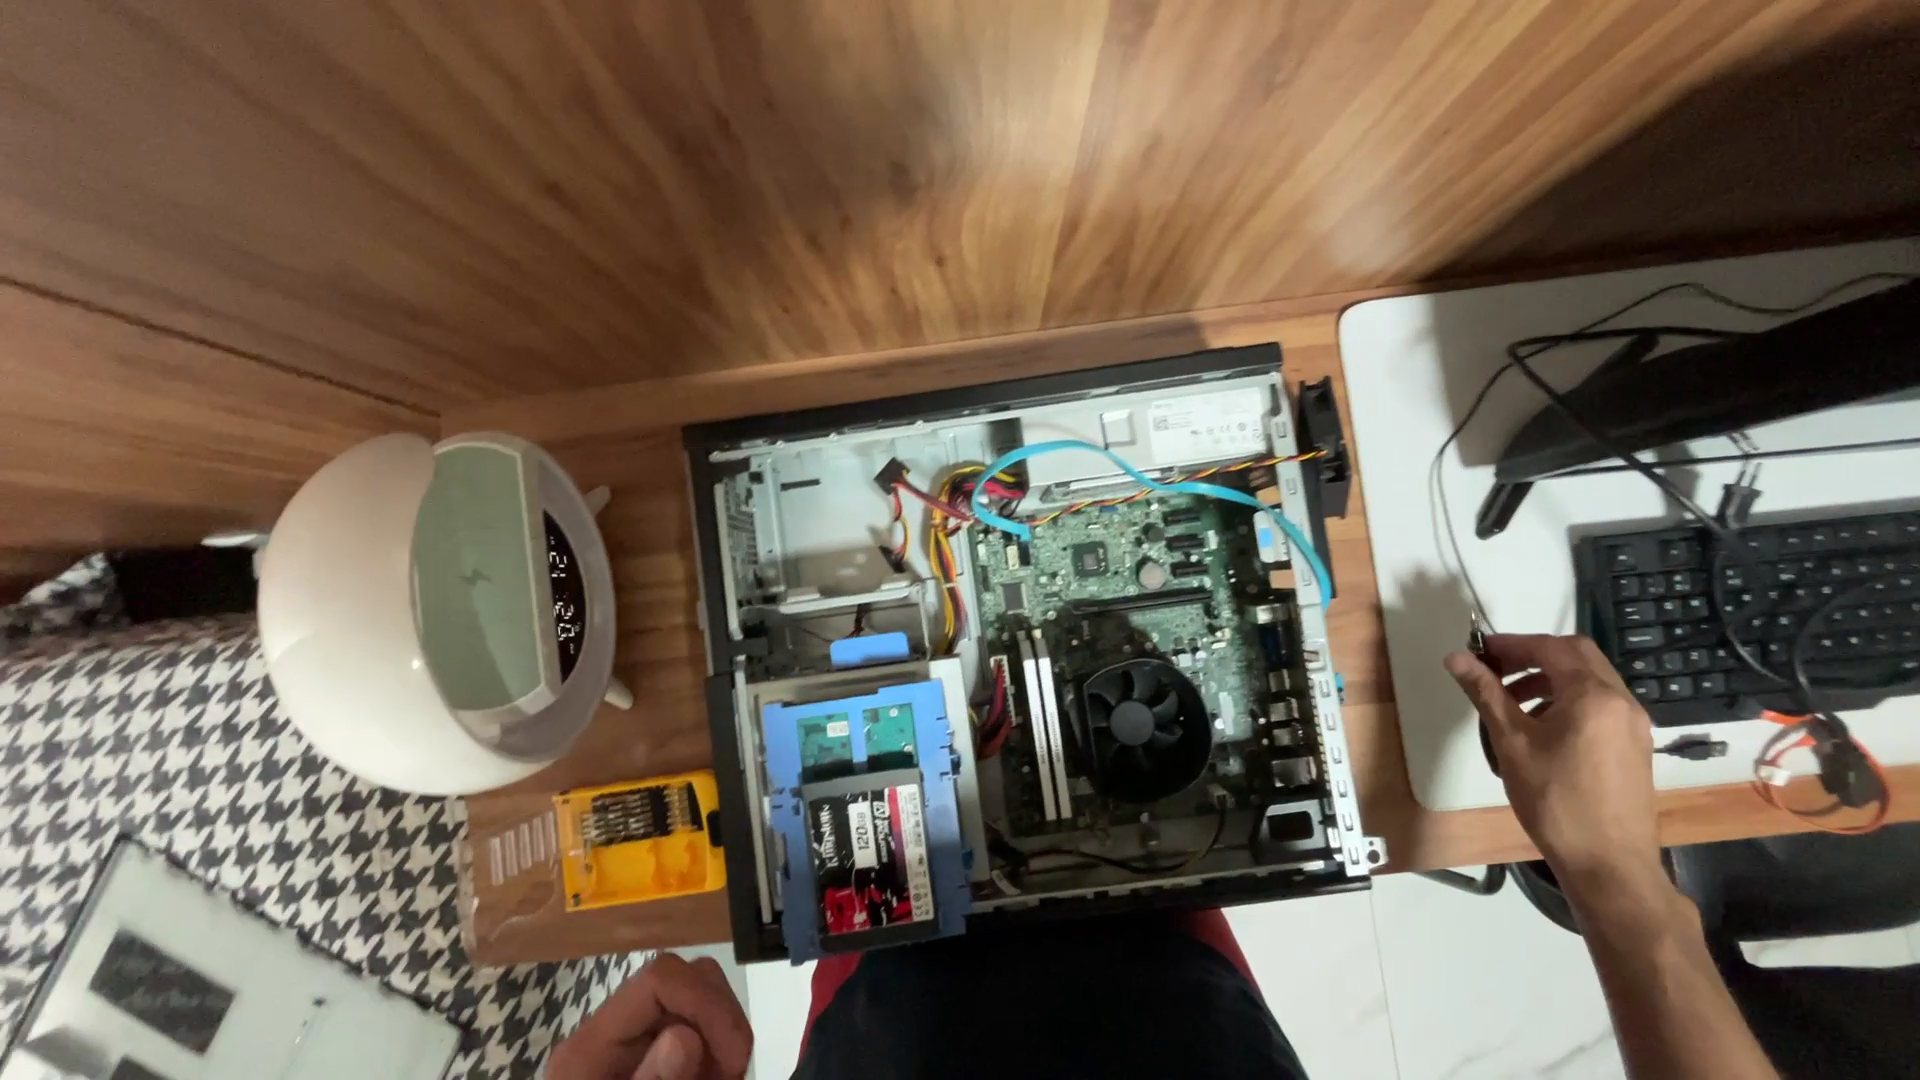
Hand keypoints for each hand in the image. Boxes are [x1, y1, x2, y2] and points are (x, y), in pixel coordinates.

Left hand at [546, 952, 753, 1079]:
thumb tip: (685, 1036)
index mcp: (591, 1047)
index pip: (660, 979)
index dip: (707, 1004)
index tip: (735, 1061)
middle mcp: (610, 1031)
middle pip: (684, 978)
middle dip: (721, 1018)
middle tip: (731, 1077)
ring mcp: (629, 1043)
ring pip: (698, 996)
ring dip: (724, 1035)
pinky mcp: (647, 1057)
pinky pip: (696, 1027)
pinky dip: (717, 1050)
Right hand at [1444, 634, 1666, 899]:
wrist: (1608, 861)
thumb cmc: (1553, 797)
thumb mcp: (1510, 741)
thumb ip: (1486, 693)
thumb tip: (1457, 658)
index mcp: (1594, 696)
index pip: (1551, 648)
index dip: (1511, 644)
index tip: (1478, 654)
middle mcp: (1622, 702)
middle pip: (1577, 656)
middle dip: (1533, 655)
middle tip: (1494, 669)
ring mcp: (1633, 725)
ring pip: (1590, 680)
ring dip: (1549, 677)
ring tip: (1511, 700)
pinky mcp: (1634, 745)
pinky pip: (1600, 704)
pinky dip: (1567, 699)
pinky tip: (1540, 726)